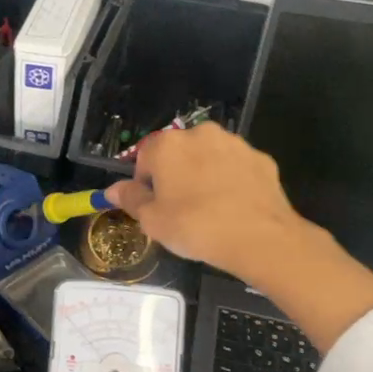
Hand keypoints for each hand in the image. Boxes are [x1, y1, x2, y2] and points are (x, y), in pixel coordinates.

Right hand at [108, 124, 372, 350]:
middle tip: (180, 209)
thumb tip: (112, 190)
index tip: (154, 207)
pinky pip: (236, 168)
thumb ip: (130, 200)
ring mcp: (235, 144)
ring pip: (209, 158)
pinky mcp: (261, 158)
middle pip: (178, 153)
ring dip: (204, 175)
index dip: (145, 183)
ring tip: (209, 210)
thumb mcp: (152, 221)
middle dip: (176, 174)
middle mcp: (200, 134)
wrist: (260, 237)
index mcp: (167, 145)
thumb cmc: (195, 227)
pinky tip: (233, 208)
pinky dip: (231, 182)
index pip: (144, 157)